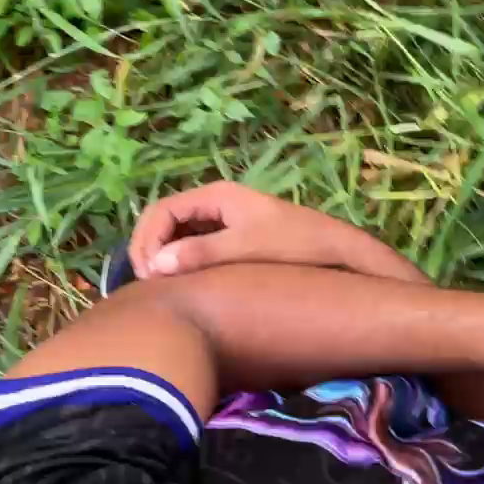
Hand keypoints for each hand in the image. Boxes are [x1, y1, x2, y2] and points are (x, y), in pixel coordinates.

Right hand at [129, 180, 423, 282]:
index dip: (147, 240)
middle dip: (149, 248)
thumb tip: (157, 264)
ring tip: (158, 287)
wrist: (337, 252)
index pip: (162, 210)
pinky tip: (180, 284)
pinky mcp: (231, 237)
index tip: (147, 274)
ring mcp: (222, 219)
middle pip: (164, 219)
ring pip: (176, 233)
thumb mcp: (245, 249)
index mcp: (215, 196)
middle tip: (145, 284)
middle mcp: (214, 202)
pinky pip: (192, 244)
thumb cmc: (294, 245)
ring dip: (162, 256)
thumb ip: (201, 254)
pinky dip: (178, 261)